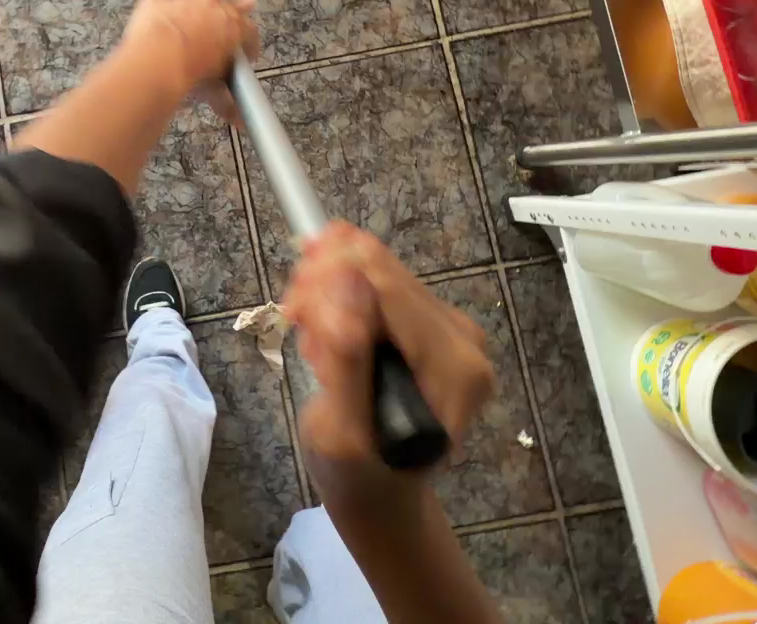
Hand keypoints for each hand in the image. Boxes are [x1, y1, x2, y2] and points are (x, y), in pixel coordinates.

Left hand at [121, 0, 258, 124]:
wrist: (162, 59)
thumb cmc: (194, 73)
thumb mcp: (213, 91)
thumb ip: (226, 103)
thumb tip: (240, 123)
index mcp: (233, 28)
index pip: (249, 31)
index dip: (250, 41)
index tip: (248, 51)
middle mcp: (212, 8)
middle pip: (230, 5)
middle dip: (239, 5)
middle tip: (248, 0)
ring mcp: (184, 2)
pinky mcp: (157, 3)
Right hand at [283, 222, 495, 502]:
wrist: (381, 489)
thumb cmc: (359, 473)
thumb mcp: (341, 430)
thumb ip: (346, 359)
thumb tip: (346, 281)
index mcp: (454, 367)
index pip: (385, 284)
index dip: (331, 276)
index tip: (292, 306)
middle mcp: (464, 338)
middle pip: (379, 269)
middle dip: (324, 283)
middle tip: (293, 319)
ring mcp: (450, 326)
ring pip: (373, 267)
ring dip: (326, 289)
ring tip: (310, 337)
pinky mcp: (431, 320)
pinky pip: (375, 280)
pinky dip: (338, 294)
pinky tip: (325, 330)